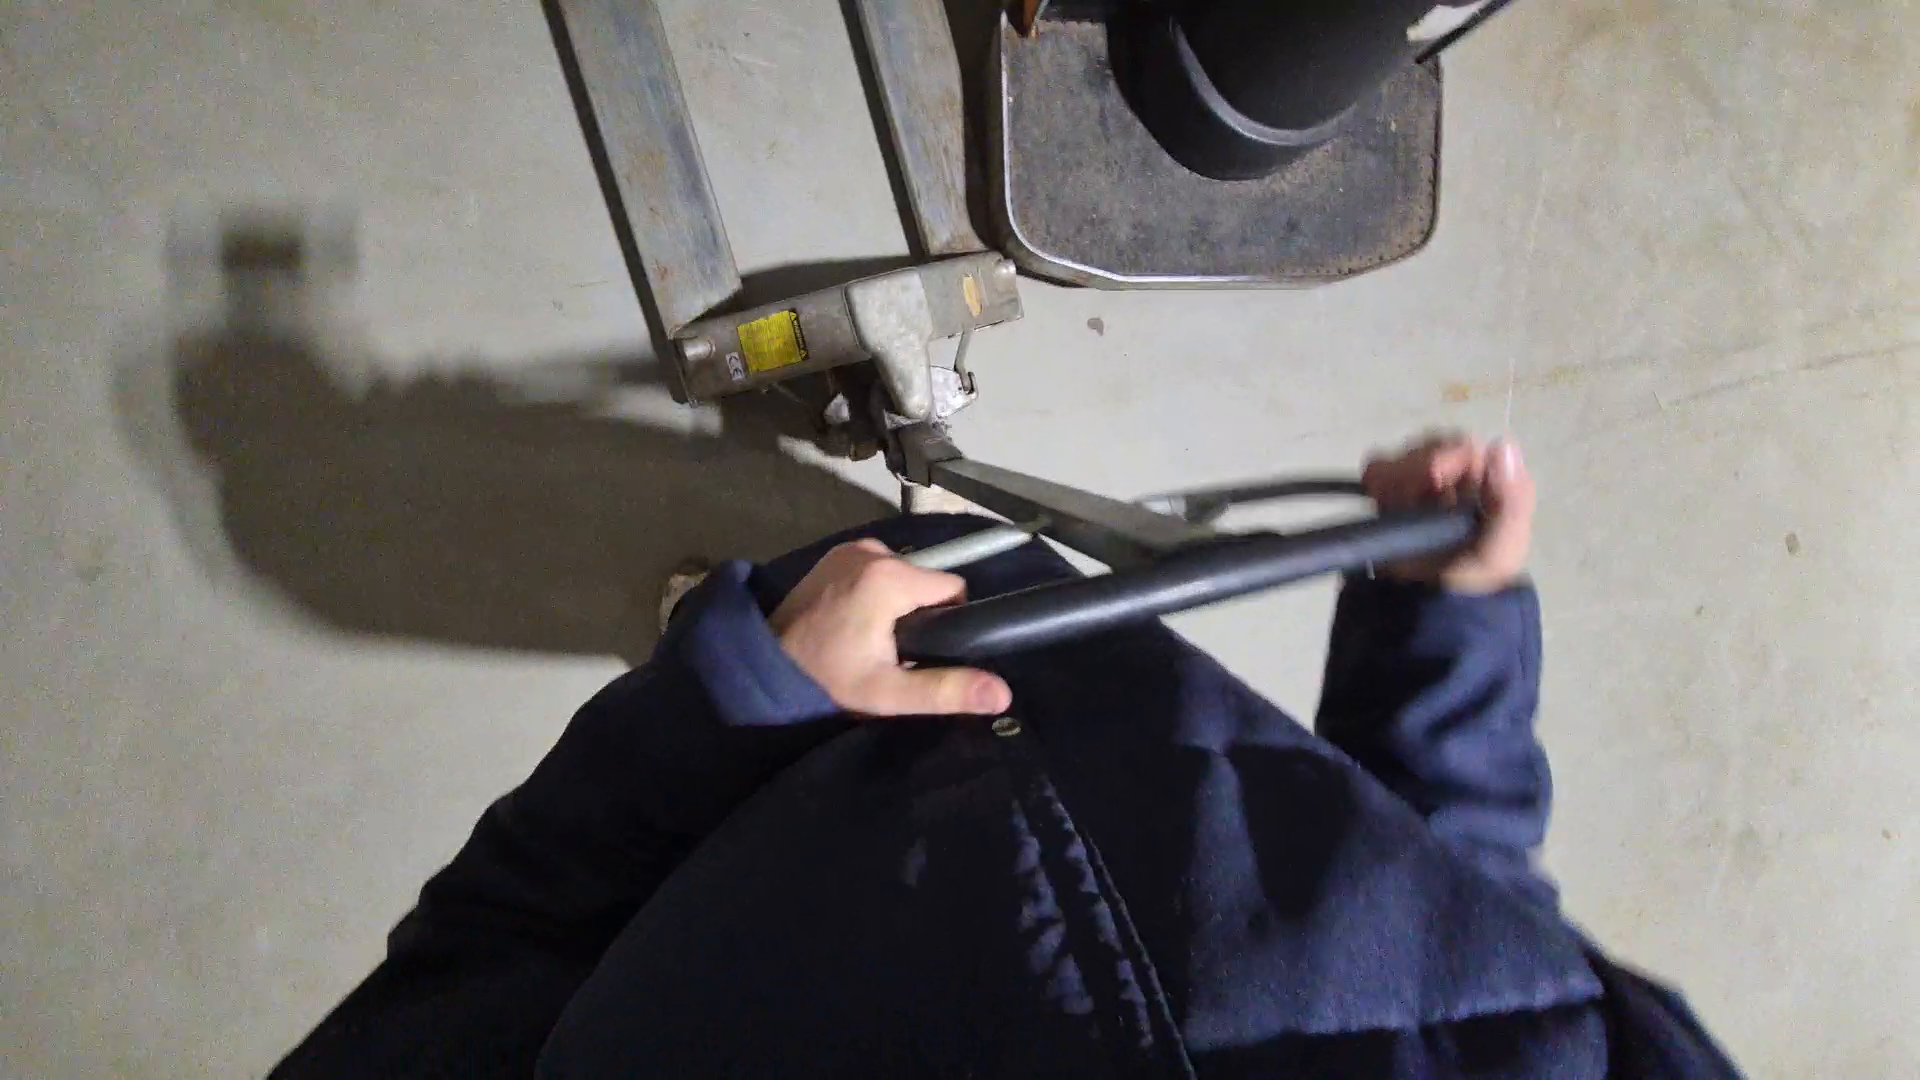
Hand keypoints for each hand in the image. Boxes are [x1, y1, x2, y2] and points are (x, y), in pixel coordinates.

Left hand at [769, 539, 1013, 716]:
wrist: (763, 668)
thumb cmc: (828, 681)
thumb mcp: (889, 693)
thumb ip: (946, 690)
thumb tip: (1003, 694)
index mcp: (890, 576)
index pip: (953, 587)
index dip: (948, 620)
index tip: (923, 648)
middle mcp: (873, 550)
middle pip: (926, 580)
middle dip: (920, 612)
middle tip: (892, 649)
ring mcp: (850, 548)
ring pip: (903, 574)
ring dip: (898, 601)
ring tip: (870, 636)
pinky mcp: (835, 553)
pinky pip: (876, 568)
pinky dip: (876, 589)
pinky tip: (854, 618)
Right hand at [1361, 434, 1533, 593]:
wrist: (1431, 602)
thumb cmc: (1474, 576)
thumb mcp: (1504, 544)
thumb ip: (1512, 498)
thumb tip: (1501, 444)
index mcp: (1488, 480)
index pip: (1461, 444)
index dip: (1443, 454)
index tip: (1433, 477)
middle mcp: (1455, 477)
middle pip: (1427, 444)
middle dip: (1413, 467)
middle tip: (1408, 496)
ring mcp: (1421, 485)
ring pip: (1400, 455)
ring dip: (1392, 476)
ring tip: (1393, 503)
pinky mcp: (1391, 495)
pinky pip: (1377, 470)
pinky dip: (1374, 479)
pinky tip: (1378, 498)